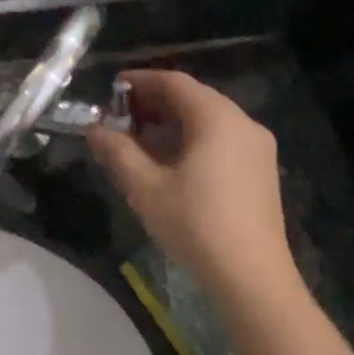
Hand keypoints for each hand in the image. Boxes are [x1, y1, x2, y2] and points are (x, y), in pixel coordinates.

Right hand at [86, 71, 293, 292]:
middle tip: (119, 116)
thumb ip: (117, 151)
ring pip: (209, 121)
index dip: (141, 81)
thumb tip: (94, 129)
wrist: (250, 273)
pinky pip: (221, 140)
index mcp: (217, 119)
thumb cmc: (194, 223)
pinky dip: (191, 140)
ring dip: (172, 124)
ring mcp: (256, 148)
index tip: (112, 88)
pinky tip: (168, 163)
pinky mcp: (260, 171)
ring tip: (137, 141)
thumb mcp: (145, 187)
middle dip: (154, 103)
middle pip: (194, 99)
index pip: (175, 83)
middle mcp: (243, 124)